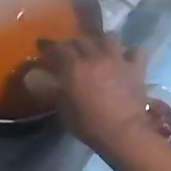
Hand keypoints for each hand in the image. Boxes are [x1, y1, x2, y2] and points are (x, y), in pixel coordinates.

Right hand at [35, 34, 151, 152]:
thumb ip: (51, 91)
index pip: (59, 48)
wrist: (124, 132)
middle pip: (82, 40)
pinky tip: (126, 58)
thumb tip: (34, 80)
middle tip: (70, 53)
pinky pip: (136, 51)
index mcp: (75, 66)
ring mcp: (118, 60)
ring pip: (109, 38)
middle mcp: (96, 56)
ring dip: (101, 41)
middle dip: (74, 44)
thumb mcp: (64, 109)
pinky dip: (130, 52)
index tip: (45, 49)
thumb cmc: (90, 124)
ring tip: (98, 50)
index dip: (50, 47)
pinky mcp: (136, 68)